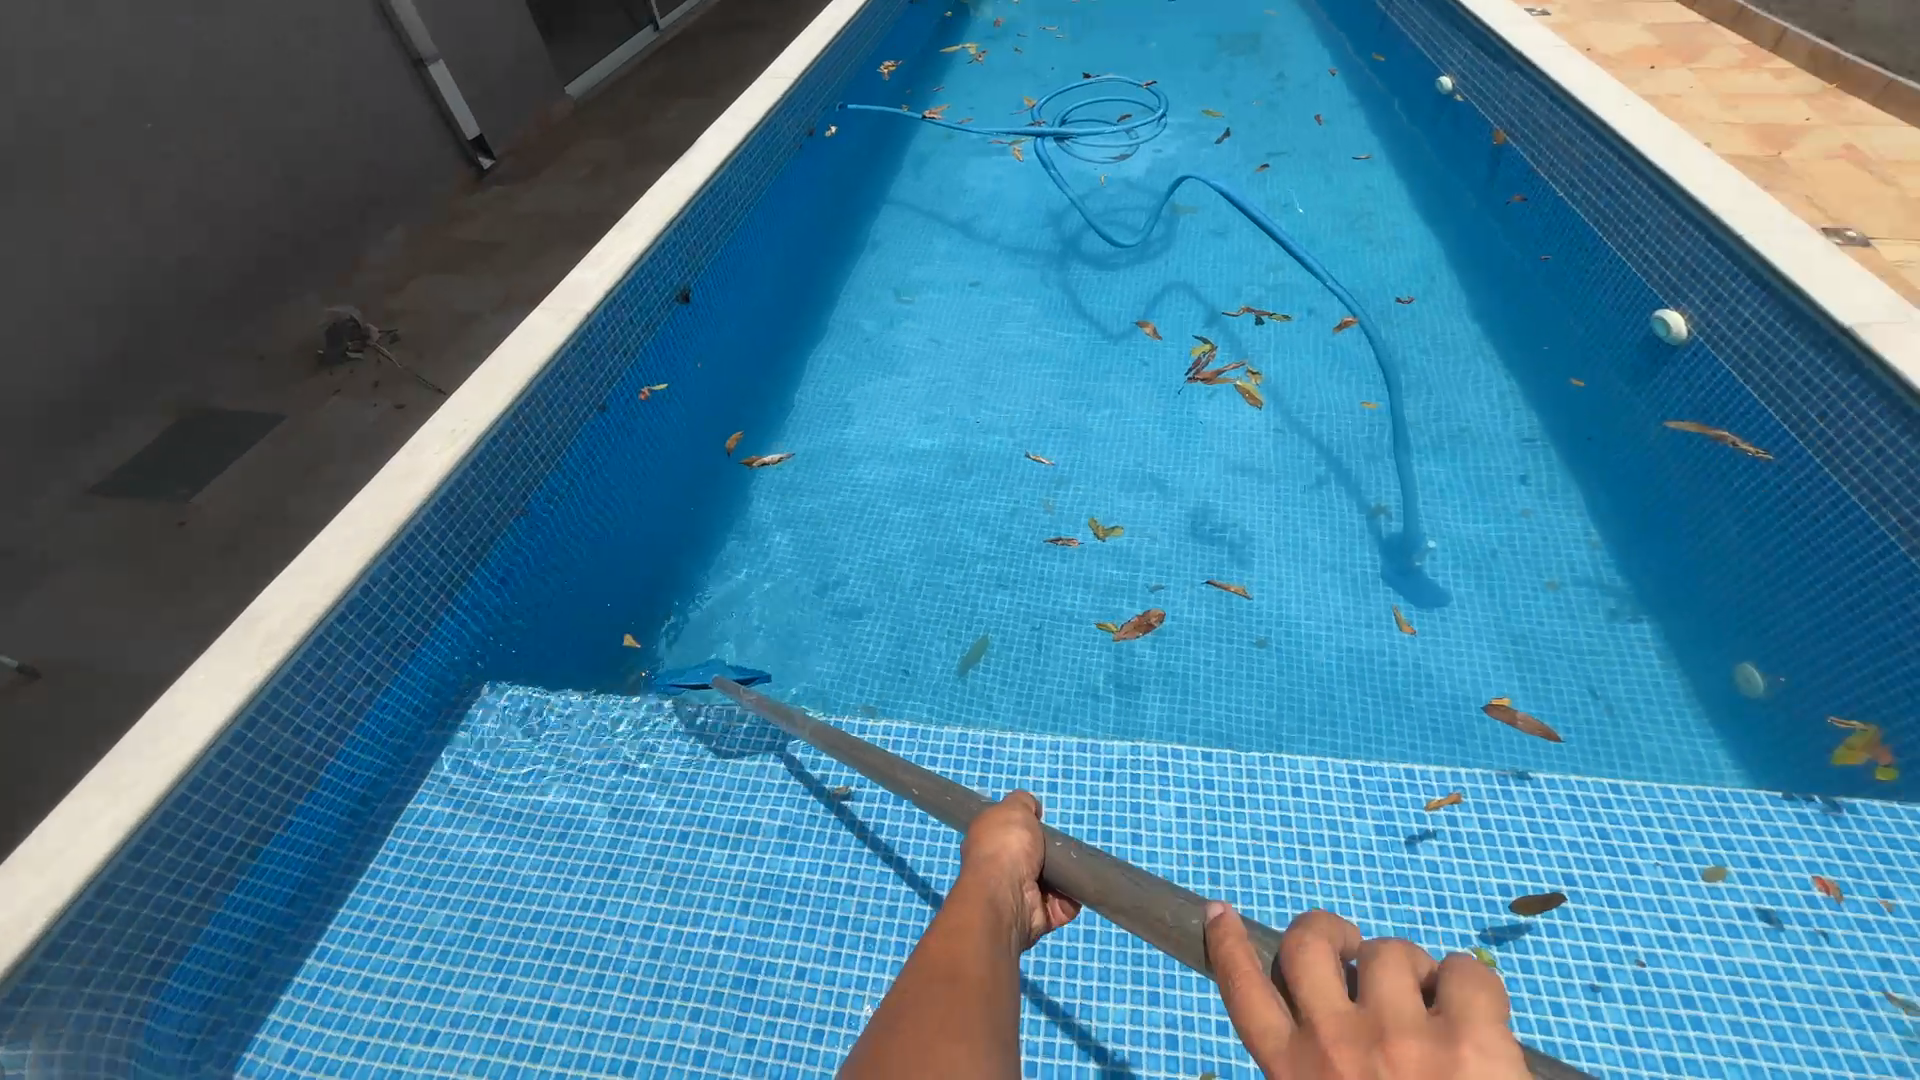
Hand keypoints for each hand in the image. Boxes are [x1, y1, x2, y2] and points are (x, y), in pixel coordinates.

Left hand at [956, 791, 1082, 951]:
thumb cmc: (1007, 844)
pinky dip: (1070, 900)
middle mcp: (998, 870)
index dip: (1022, 829)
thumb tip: (1032, 809)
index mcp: (987, 843)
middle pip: (1030, 859)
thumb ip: (1023, 803)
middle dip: (1047, 855)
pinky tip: (1075, 889)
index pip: (1005, 835)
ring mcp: (1017, 896)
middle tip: (1060, 849)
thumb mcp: (1014, 808)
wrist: (1008, 892)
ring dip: (1062, 879)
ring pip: (1047, 884)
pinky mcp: (1036, 917)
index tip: (1038, 825)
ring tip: (1071, 868)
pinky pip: (1060, 906)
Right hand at [1204, 905, 1529, 1078]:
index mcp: (1295, 1074)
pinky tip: (1481, 1015)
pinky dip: (1473, 984)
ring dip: (1414, 969)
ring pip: (1389, 952)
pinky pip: (1465, 972)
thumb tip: (1327, 1019)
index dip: (1228, 945)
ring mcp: (1400, 1037)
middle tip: (1350, 944)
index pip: (1244, 991)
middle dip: (1326, 930)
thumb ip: (1313, 1071)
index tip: (1219, 912)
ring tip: (1435, 1005)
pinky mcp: (1472, 1042)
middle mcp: (1335, 1044)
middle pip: (1306, 946)